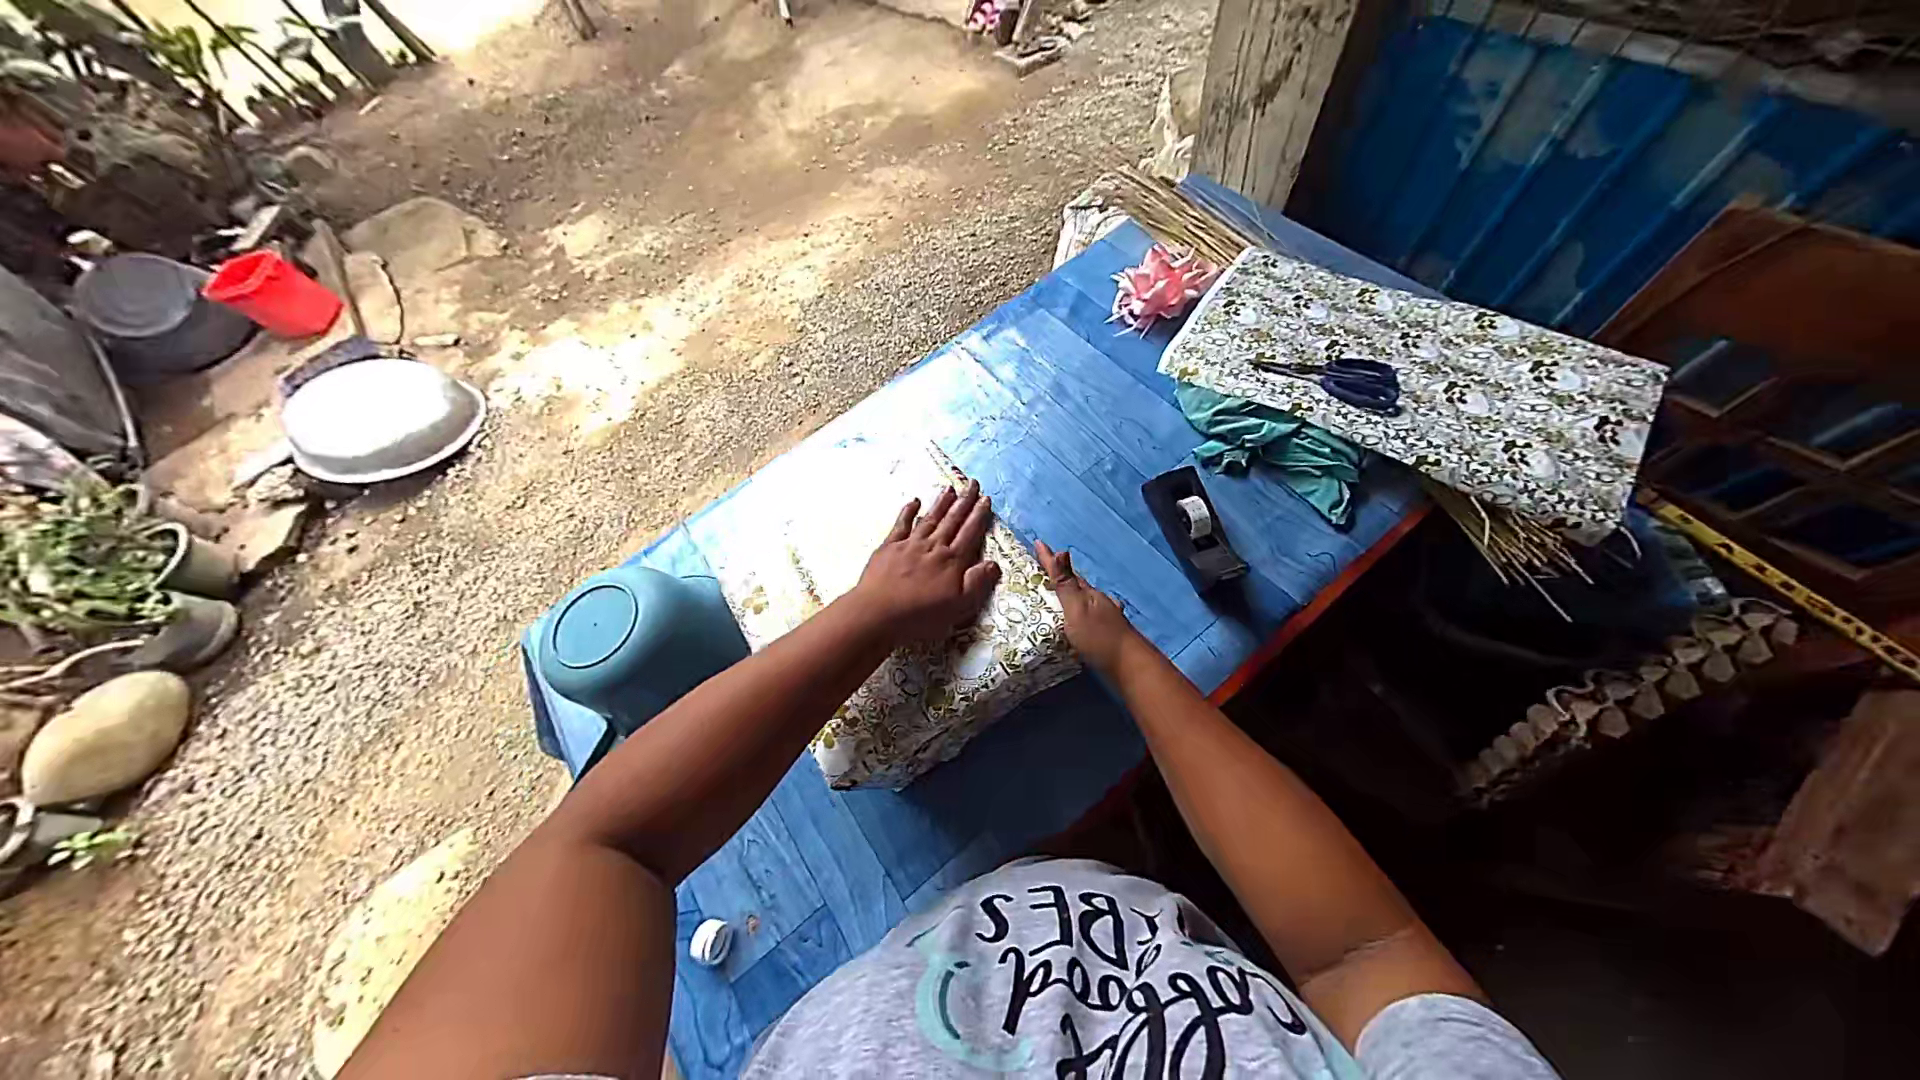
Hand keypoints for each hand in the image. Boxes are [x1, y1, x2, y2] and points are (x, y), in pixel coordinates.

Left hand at [851, 479, 1001, 643]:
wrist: (878, 613)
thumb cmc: (921, 615)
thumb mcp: (958, 606)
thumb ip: (977, 583)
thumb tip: (993, 563)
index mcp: (952, 561)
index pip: (970, 533)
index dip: (979, 516)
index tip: (986, 499)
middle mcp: (933, 547)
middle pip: (952, 520)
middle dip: (964, 502)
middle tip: (973, 484)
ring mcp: (909, 545)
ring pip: (930, 519)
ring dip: (941, 503)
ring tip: (950, 488)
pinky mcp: (889, 548)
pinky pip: (901, 524)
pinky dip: (908, 512)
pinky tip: (914, 501)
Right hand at [1035, 540, 1139, 672]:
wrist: (1129, 668)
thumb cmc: (1100, 637)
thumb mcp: (1077, 609)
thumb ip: (1067, 584)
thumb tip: (1061, 551)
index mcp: (1088, 594)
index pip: (1064, 573)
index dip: (1049, 559)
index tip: (1038, 542)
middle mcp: (1097, 602)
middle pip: (1076, 585)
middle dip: (1060, 576)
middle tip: (1042, 570)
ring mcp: (1104, 618)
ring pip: (1083, 601)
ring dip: (1069, 596)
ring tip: (1053, 596)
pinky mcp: (1105, 635)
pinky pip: (1086, 617)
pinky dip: (1076, 615)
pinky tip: (1076, 622)